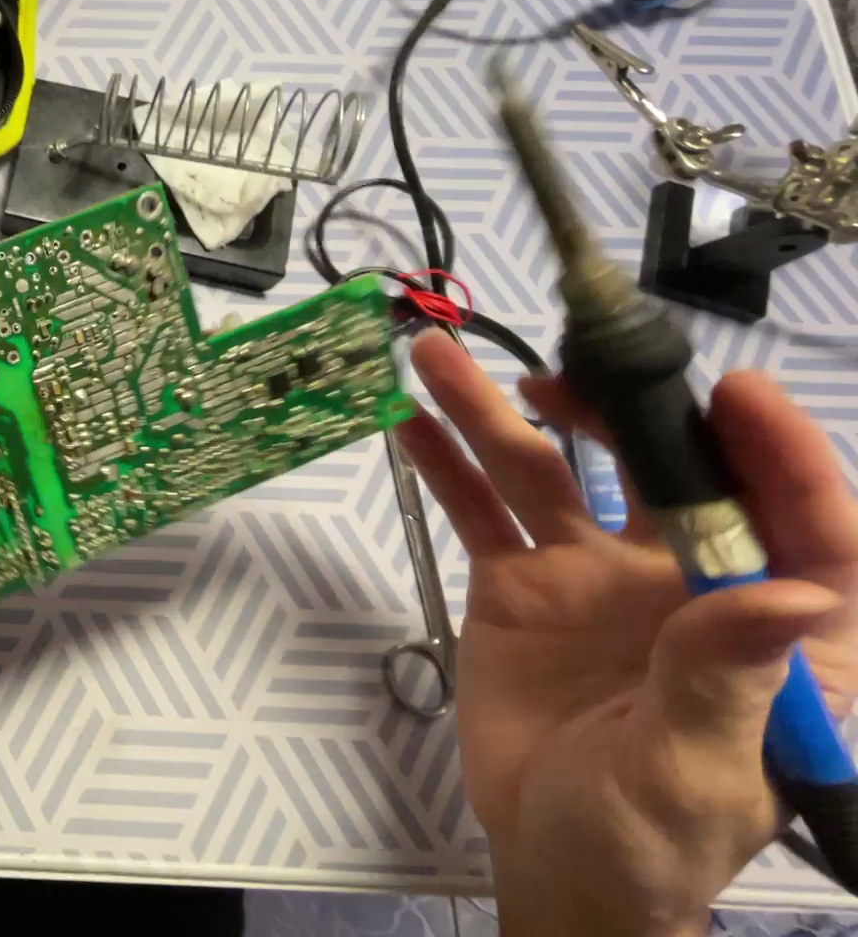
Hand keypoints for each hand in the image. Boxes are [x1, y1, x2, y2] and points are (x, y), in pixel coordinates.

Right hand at [396, 330, 857, 936]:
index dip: (777, 454)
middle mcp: (677, 576)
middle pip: (646, 474)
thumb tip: (793, 589)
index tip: (729, 393)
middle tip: (546, 370)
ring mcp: (585, 572)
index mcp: (767, 622)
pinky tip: (407, 427)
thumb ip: (727, 677)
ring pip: (539, 475)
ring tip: (434, 363)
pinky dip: (442, 468)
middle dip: (601, 412)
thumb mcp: (701, 769)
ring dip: (488, 416)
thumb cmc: (657, 830)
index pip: (804, 525)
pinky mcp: (514, 582)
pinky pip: (477, 513)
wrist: (556, 848)